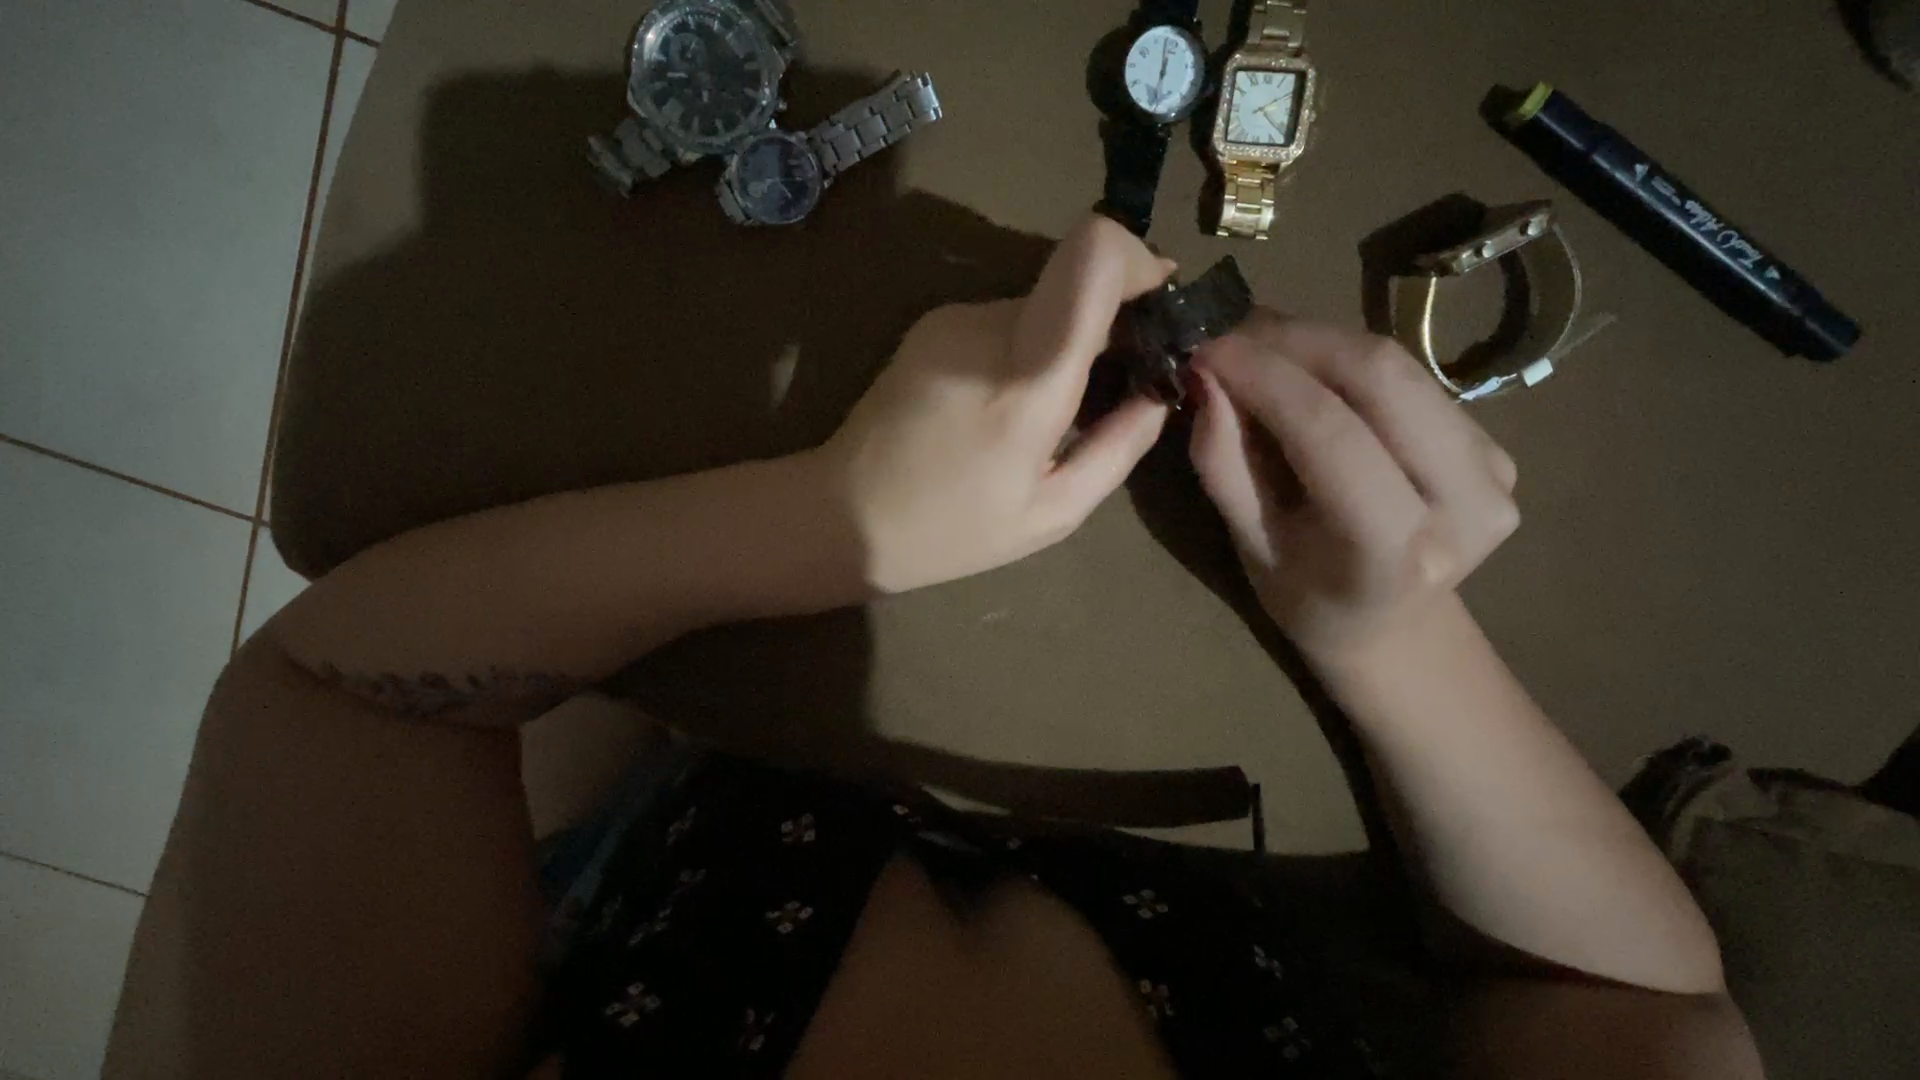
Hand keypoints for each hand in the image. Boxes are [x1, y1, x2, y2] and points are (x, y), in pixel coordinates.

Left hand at [819, 217, 1172, 593]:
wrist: (841, 516)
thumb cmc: (951, 532)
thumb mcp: (1053, 514)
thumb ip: (1120, 444)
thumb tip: (1159, 390)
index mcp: (1028, 377)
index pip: (1093, 256)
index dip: (1138, 260)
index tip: (1157, 302)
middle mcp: (987, 326)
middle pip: (1073, 280)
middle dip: (1108, 321)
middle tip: (1113, 382)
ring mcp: (952, 319)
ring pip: (1040, 304)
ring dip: (1061, 343)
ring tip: (1049, 413)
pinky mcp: (931, 324)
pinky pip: (1004, 320)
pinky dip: (1025, 349)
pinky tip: (1004, 406)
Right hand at [1188, 312, 1519, 669]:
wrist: (1389, 624)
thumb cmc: (1303, 596)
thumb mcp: (1248, 544)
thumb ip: (1223, 462)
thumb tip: (1205, 376)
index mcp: (1395, 551)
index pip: (1329, 433)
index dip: (1263, 376)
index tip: (1207, 349)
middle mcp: (1466, 504)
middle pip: (1379, 375)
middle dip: (1293, 340)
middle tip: (1230, 335)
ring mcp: (1494, 470)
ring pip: (1398, 363)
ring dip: (1317, 340)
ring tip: (1257, 346)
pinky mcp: (1498, 444)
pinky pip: (1411, 376)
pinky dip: (1345, 359)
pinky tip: (1303, 368)